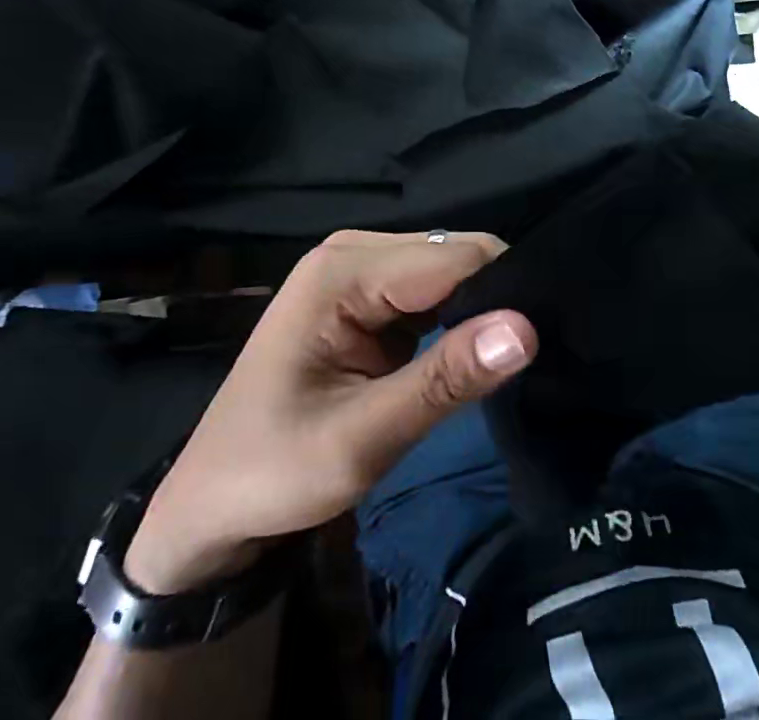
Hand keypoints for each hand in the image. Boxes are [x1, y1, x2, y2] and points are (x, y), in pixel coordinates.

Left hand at [124, 231, 536, 593]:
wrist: (215, 504)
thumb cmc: (274, 473)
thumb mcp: (363, 438)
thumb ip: (445, 380)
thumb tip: (527, 328)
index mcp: (342, 273)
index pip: (460, 258)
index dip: (507, 294)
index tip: (542, 342)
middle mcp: (354, 254)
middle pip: (462, 254)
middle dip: (500, 298)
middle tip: (524, 358)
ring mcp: (363, 271)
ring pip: (459, 268)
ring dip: (488, 307)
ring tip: (507, 356)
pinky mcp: (374, 295)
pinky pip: (443, 287)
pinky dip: (469, 314)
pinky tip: (479, 348)